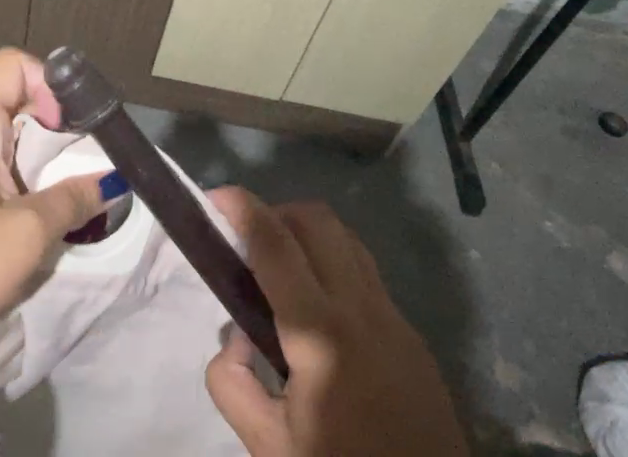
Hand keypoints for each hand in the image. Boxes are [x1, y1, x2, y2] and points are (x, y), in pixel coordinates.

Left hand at [0, 47, 111, 364]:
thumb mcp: (30, 234)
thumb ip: (74, 198)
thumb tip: (109, 181)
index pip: (11, 64)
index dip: (48, 80)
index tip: (72, 124)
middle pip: (12, 96)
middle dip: (55, 118)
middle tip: (86, 157)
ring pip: (6, 133)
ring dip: (41, 151)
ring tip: (69, 188)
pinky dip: (23, 172)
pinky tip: (39, 210)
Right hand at [205, 188, 467, 455]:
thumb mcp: (268, 445)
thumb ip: (233, 382)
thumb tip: (235, 336)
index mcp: (320, 334)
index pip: (275, 245)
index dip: (242, 208)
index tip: (213, 196)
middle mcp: (362, 310)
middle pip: (318, 221)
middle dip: (275, 212)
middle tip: (244, 242)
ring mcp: (395, 319)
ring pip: (348, 240)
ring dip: (307, 235)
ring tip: (278, 271)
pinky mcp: (413, 336)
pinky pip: (367, 275)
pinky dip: (333, 265)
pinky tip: (317, 311)